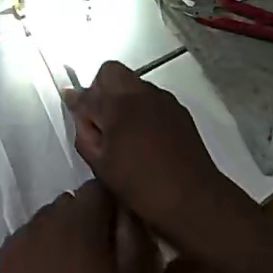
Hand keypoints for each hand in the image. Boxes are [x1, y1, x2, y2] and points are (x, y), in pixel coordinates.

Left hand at [0, 181, 124, 272]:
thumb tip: (126, 207)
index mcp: (78, 221)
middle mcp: (43, 219)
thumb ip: (132, 236)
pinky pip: (22, 241)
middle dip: (84, 220)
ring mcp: (16, 238)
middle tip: (96, 258)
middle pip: (69, 202)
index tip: (118, 232)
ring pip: (44, 220)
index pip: (97, 187)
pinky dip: (34, 252)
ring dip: (58, 235)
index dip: (111, 207)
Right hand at [63, 61, 229, 244]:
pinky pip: (151, 97)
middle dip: (100, 89)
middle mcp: (139, 93)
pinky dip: (142, 107)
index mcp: (116, 106)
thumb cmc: (142, 186)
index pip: (86, 94)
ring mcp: (162, 99)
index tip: (76, 116)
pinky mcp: (179, 110)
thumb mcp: (101, 165)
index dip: (76, 105)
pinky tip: (145, 136)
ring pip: (132, 82)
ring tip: (125, 131)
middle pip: (110, 72)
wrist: (195, 201)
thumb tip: (77, 110)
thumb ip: (83, 132)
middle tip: (101, 119)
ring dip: (122, 97)